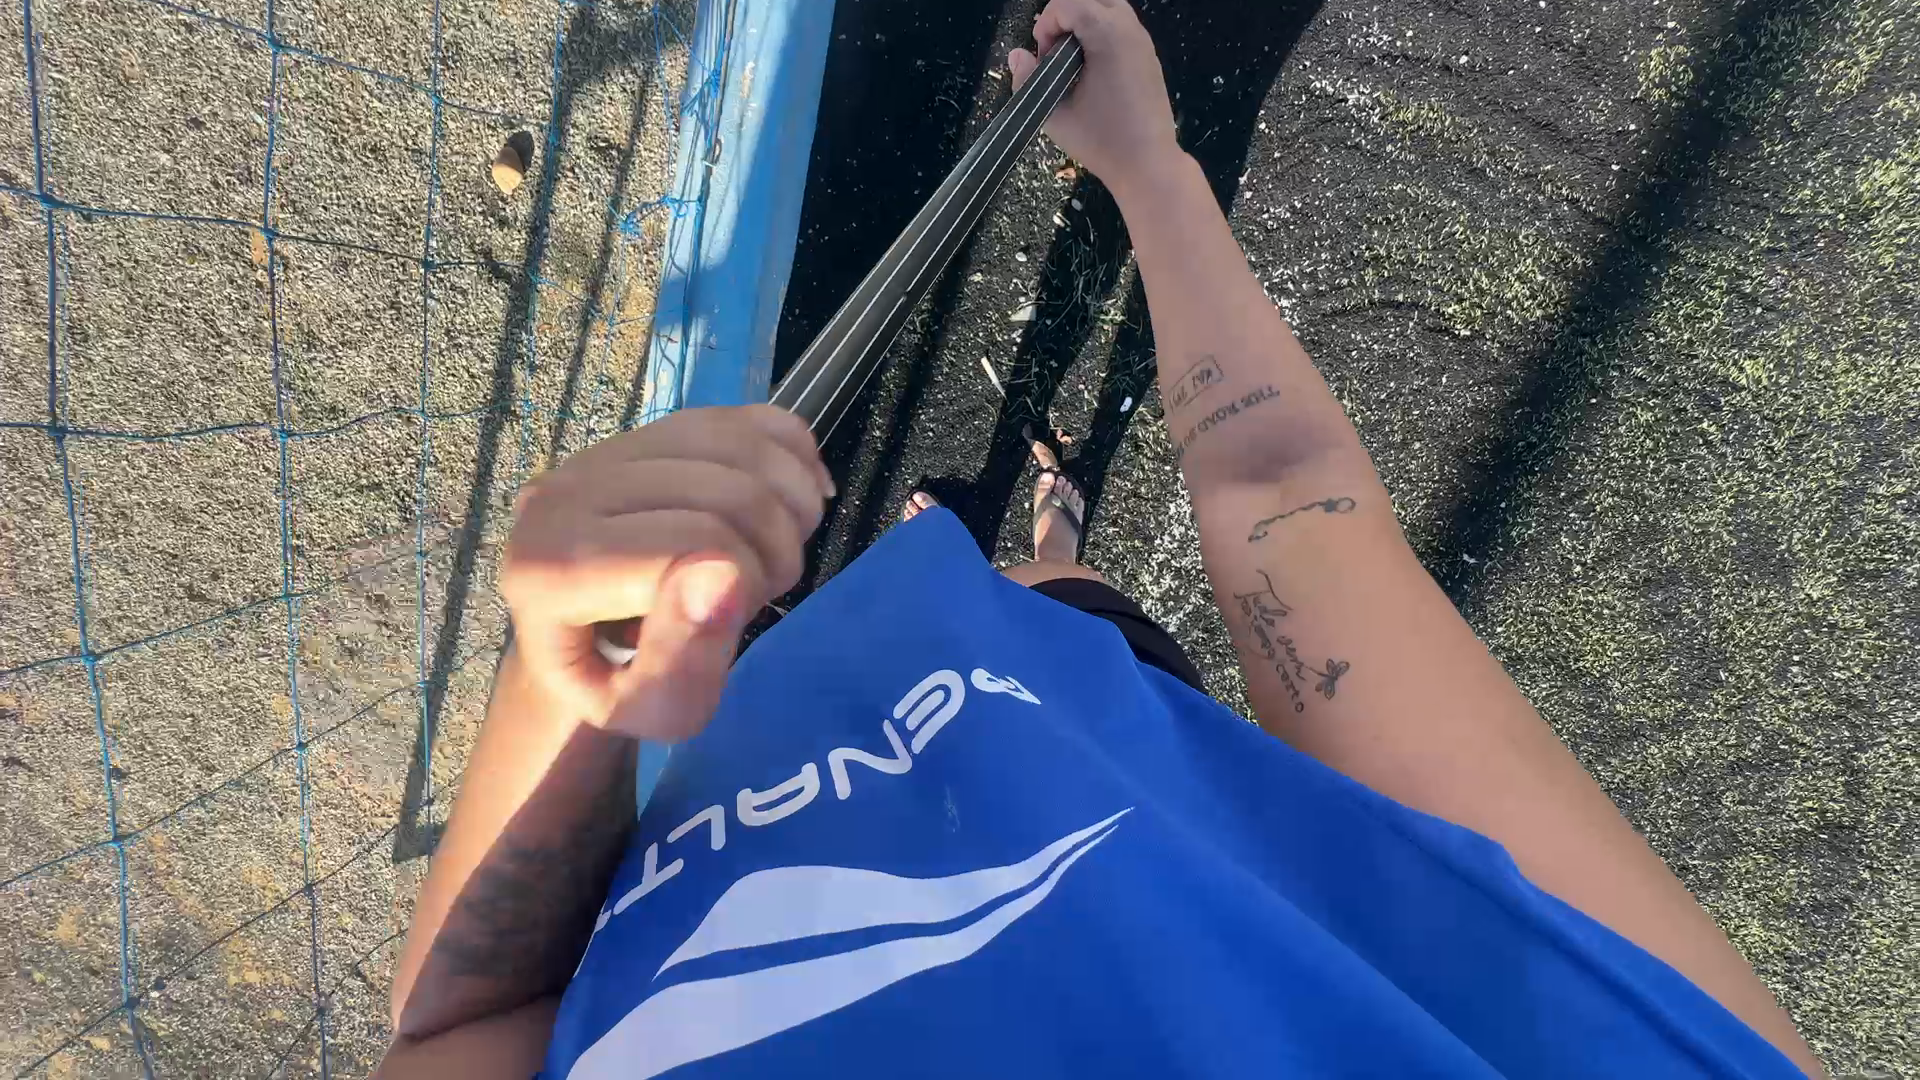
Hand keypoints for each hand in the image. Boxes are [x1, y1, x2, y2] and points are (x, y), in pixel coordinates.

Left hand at [499, 406, 833, 740]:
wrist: (599, 633)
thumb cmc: (625, 680)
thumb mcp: (654, 708)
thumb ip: (682, 662)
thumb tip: (724, 572)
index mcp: (550, 566)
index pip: (695, 542)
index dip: (747, 582)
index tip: (740, 615)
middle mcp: (567, 489)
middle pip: (731, 491)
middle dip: (777, 550)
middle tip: (763, 591)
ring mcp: (614, 447)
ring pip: (748, 447)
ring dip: (792, 508)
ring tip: (771, 552)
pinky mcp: (658, 426)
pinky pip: (756, 420)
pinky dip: (798, 460)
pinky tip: (790, 505)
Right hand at [1008, 0, 1181, 202]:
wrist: (1146, 162)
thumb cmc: (1100, 142)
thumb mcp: (1055, 116)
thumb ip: (1029, 81)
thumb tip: (1016, 55)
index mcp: (1107, 34)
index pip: (1067, 3)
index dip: (1045, 26)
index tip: (1041, 60)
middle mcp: (1128, 27)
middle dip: (1064, 18)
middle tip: (1053, 55)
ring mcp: (1142, 39)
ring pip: (1107, 7)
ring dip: (1083, 24)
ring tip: (1071, 62)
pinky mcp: (1148, 54)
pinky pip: (1120, 26)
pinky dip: (1100, 34)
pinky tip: (1091, 71)